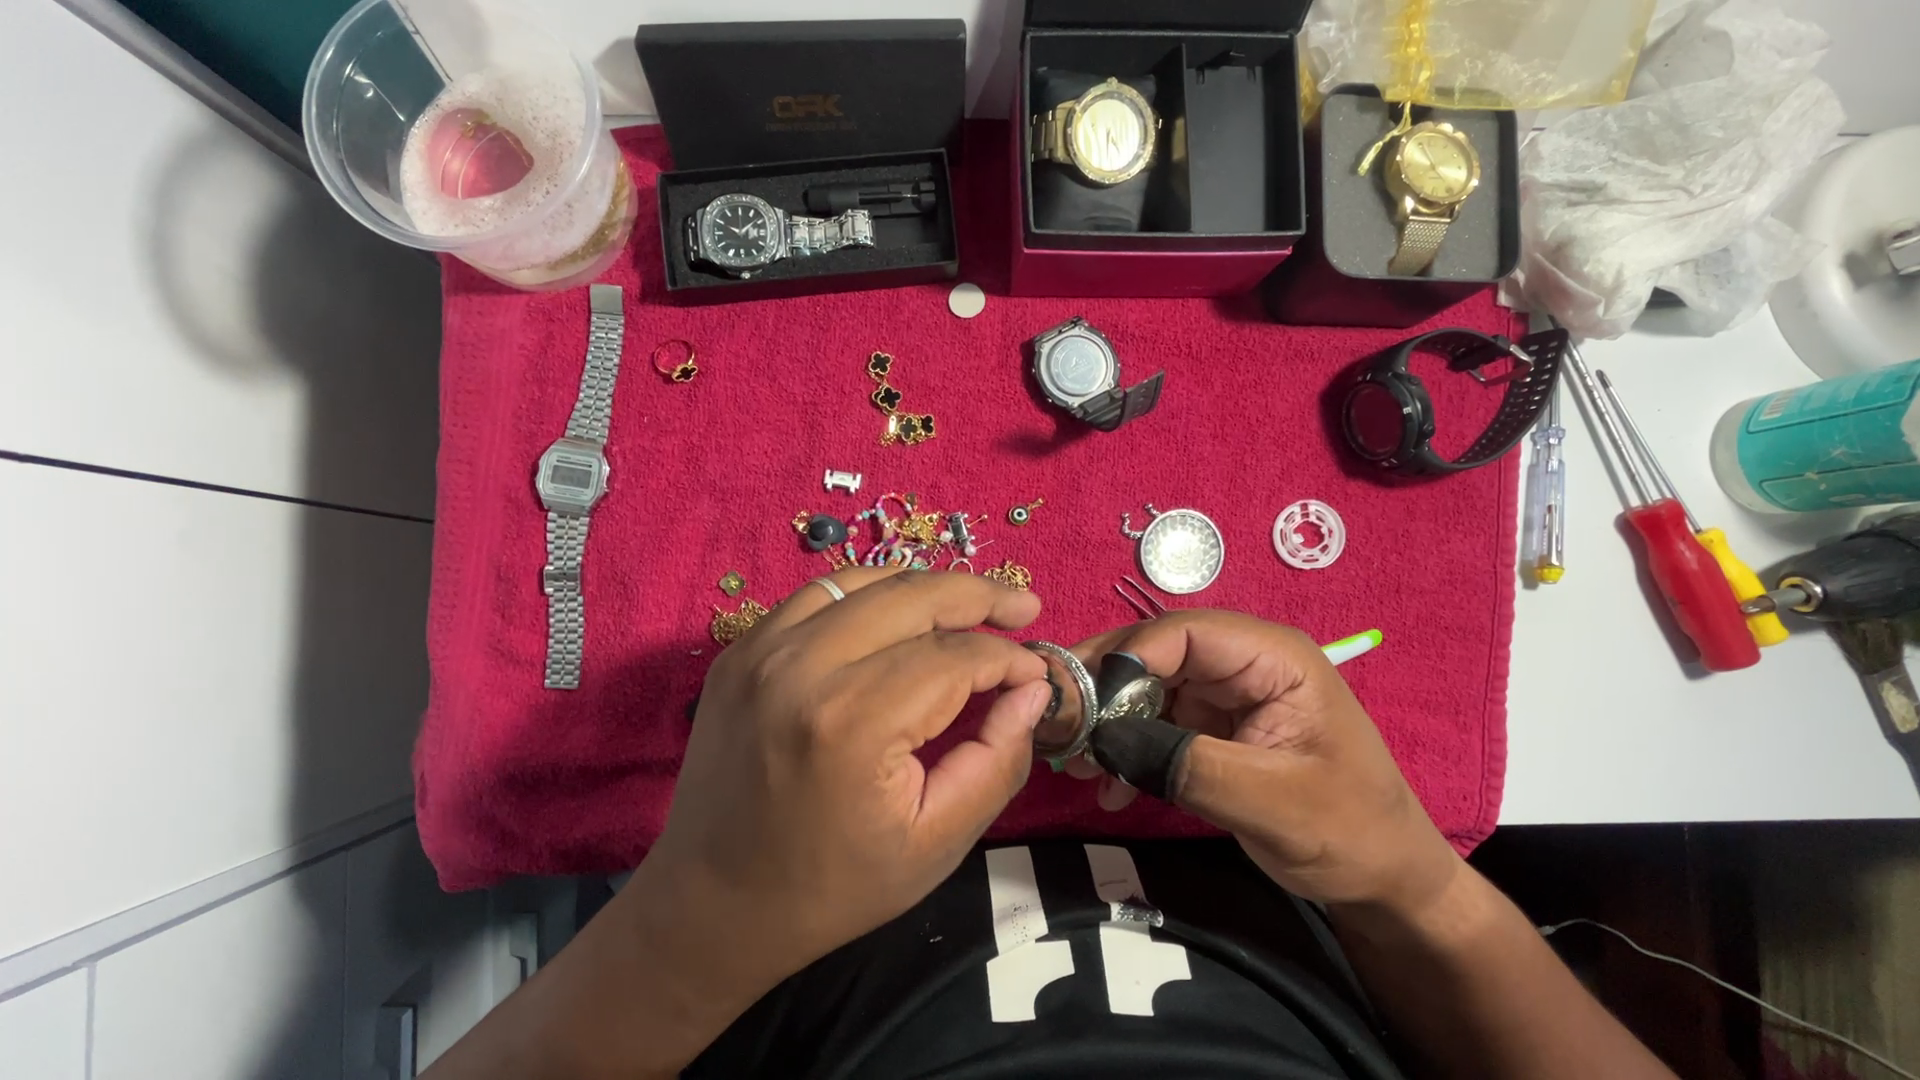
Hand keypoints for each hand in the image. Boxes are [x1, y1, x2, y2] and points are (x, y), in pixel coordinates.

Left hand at [645, 569, 1051, 980]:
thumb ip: (997, 760)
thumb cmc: (833, 886)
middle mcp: (804, 667)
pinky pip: (819, 597)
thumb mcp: (937, 843)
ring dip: (927, 588)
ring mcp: (762, 651)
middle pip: (914, 597)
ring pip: (866, 583)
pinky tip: (899, 612)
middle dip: (981, 596)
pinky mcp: (739, 652)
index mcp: (854, 722)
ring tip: (972, 603)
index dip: (1009, 659)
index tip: (1037, 673)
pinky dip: (869, 594)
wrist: (713, 903)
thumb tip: (1032, 689)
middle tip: (1025, 606)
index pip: (956, 658)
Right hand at [1070, 611, 1460, 911]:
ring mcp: (1223, 695)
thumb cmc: (1348, 830)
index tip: (1078, 701)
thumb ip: (1188, 763)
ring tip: (1073, 763)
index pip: (1183, 632)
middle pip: (1154, 654)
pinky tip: (1105, 785)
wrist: (1381, 878)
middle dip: (1103, 688)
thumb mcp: (1271, 801)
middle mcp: (1242, 663)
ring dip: (1106, 723)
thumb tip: (1104, 738)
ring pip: (1145, 688)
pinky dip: (1123, 749)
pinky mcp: (1210, 728)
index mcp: (1272, 657)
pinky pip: (1152, 724)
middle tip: (1055, 724)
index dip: (1125, 657)